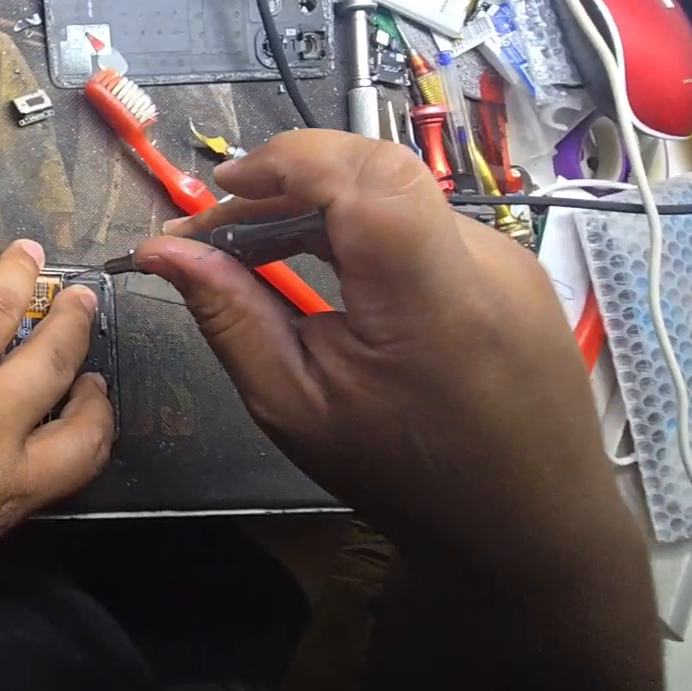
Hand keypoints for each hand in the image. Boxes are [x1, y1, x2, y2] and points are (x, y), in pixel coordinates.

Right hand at [135, 131, 629, 572]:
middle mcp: (479, 259)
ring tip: (247, 253)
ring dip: (303, 207)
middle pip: (367, 174)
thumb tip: (160, 249)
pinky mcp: (499, 267)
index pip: (366, 176)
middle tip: (211, 234)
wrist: (531, 529)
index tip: (221, 188)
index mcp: (429, 297)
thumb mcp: (288, 402)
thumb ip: (226, 314)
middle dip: (276, 186)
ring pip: (383, 193)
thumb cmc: (401, 473)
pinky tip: (307, 268)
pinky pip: (405, 219)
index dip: (286, 160)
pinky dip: (341, 227)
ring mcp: (500, 258)